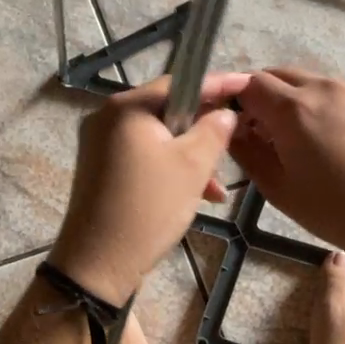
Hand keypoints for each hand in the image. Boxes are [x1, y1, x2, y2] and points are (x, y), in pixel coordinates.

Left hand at [46, 74, 247, 305]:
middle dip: (202, 130)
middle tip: (233, 146)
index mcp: (127, 108)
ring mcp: (99, 144)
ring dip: (189, 157)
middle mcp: (107, 118)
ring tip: (215, 187)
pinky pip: (142, 156)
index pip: (178, 82)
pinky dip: (168, 169)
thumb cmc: (149, 208)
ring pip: (157, 138)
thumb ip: (214, 131)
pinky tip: (194, 195)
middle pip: (166, 110)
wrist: (98, 261)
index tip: (247, 86)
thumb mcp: (192, 167)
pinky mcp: (99, 168)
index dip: (216, 85)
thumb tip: (225, 112)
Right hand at [229, 68, 344, 264]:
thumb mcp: (279, 189)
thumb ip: (247, 152)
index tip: (224, 123)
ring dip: (287, 101)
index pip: (247, 83)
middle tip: (253, 132)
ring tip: (289, 141)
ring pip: (306, 83)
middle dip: (257, 97)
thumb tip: (232, 131)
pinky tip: (324, 143)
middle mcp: (323, 88)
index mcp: (293, 108)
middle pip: (276, 75)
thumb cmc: (339, 212)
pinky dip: (316, 107)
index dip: (229, 98)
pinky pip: (333, 94)